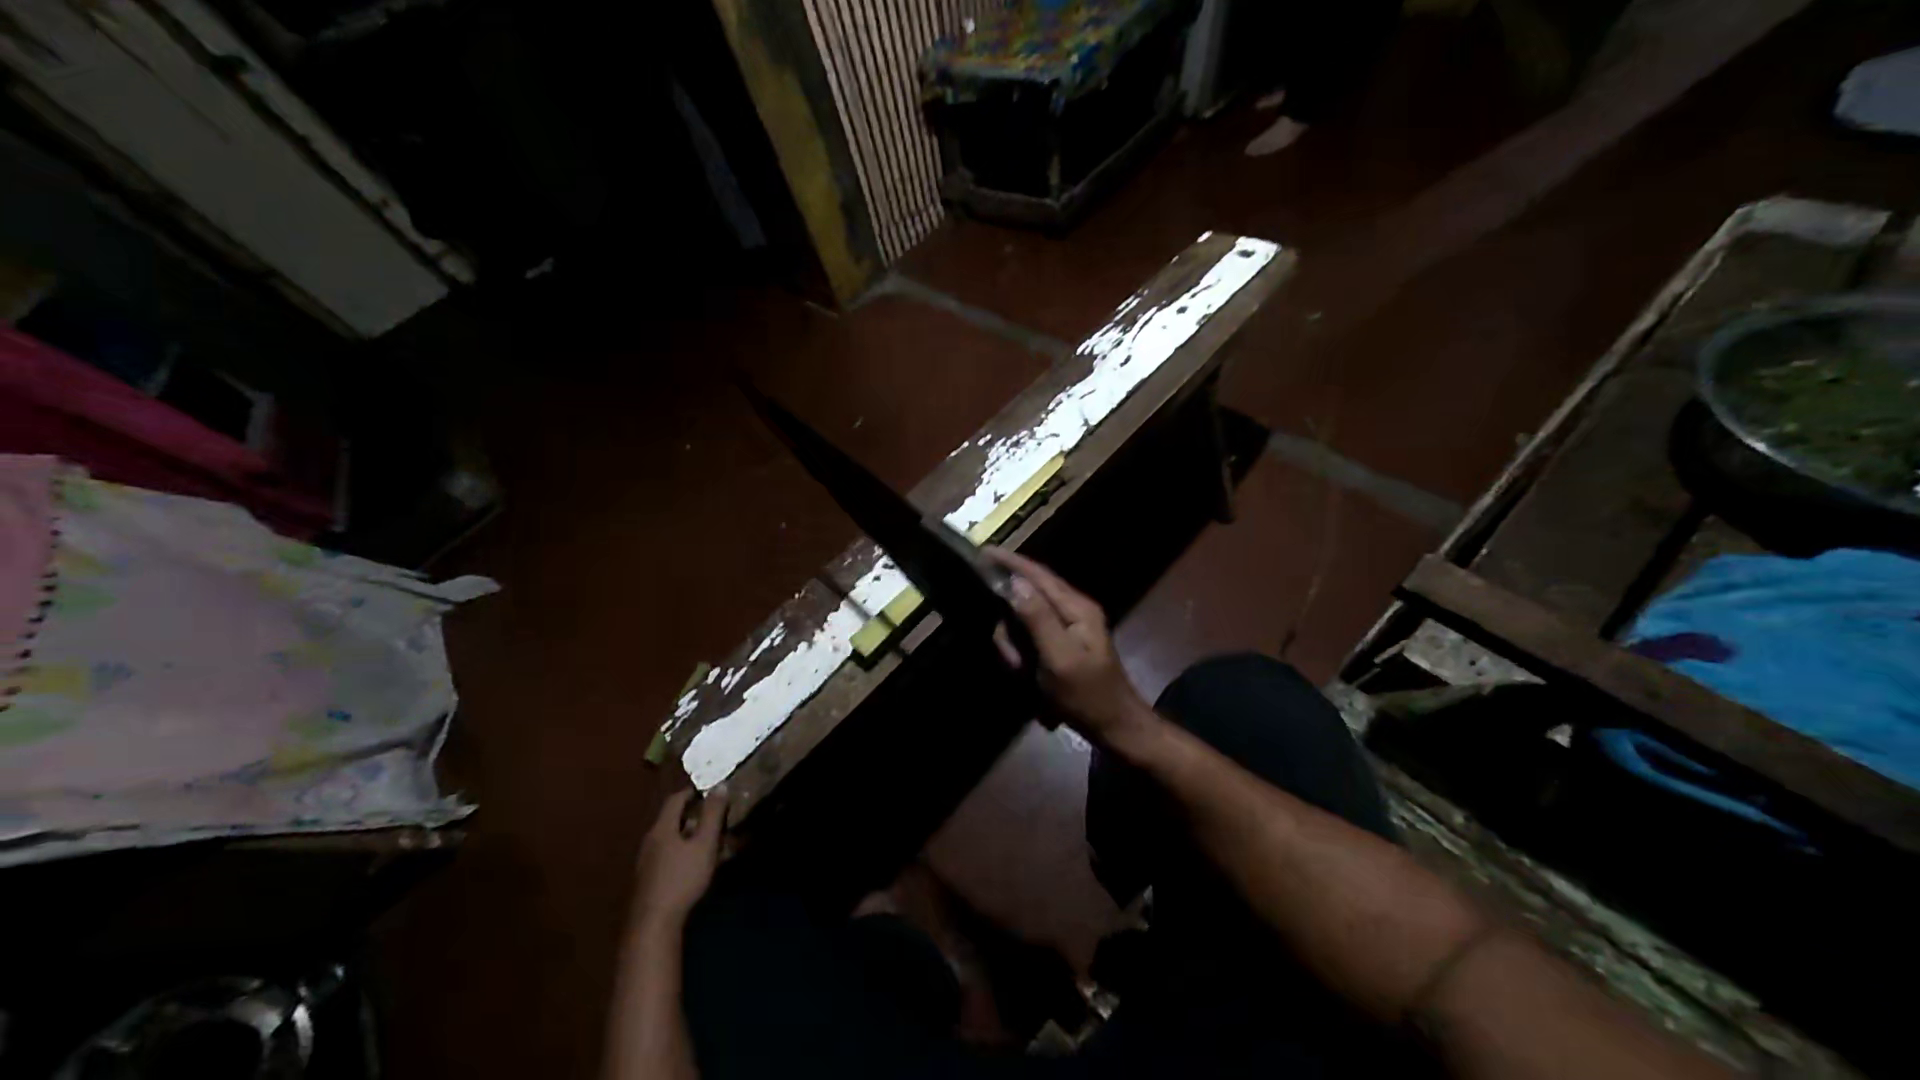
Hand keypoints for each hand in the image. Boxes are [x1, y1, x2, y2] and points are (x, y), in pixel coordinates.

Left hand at [632, 786, 726, 929]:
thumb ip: (713, 814)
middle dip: (694, 815)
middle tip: (716, 817)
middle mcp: (650, 840)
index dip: (693, 791)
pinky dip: (683, 851)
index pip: (675, 799)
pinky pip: (668, 855)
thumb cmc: (682, 878)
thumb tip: (720, 786)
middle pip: (672, 819)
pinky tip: (696, 864)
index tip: (711, 791)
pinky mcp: (648, 879)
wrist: (654, 923)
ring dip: (690, 835)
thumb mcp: (704, 844)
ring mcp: (647, 861)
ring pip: (671, 838)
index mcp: (662, 828)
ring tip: (711, 841)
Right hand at [984, 548, 1159, 747]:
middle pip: (1028, 599)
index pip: (1038, 575)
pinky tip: (1028, 677)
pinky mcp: (1063, 644)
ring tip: (1024, 675)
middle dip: (1010, 627)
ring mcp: (1069, 627)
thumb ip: (1037, 618)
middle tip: (1013, 660)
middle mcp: (1073, 610)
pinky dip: (1024, 656)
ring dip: (1016, 648)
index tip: (982, 551)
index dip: (1010, 562)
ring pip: (1025, 622)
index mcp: (1077, 608)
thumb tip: (1015, 582)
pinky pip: (1031, 640)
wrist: (1115, 728)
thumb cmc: (1087, 695)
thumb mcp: (1059, 658)